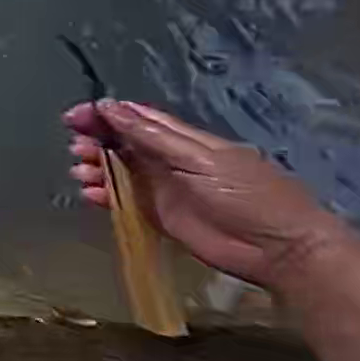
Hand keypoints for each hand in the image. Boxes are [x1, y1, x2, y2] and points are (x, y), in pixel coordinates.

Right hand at [65, 99, 352, 290]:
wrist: (283, 254)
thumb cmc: (249, 198)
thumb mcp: (201, 160)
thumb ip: (150, 134)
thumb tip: (107, 106)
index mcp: (180, 142)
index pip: (132, 118)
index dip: (102, 114)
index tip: (76, 118)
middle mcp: (165, 160)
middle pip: (115, 141)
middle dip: (91, 140)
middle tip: (80, 149)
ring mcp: (158, 186)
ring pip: (110, 167)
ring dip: (92, 166)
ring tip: (85, 174)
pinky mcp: (153, 212)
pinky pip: (115, 196)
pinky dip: (99, 193)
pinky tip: (93, 194)